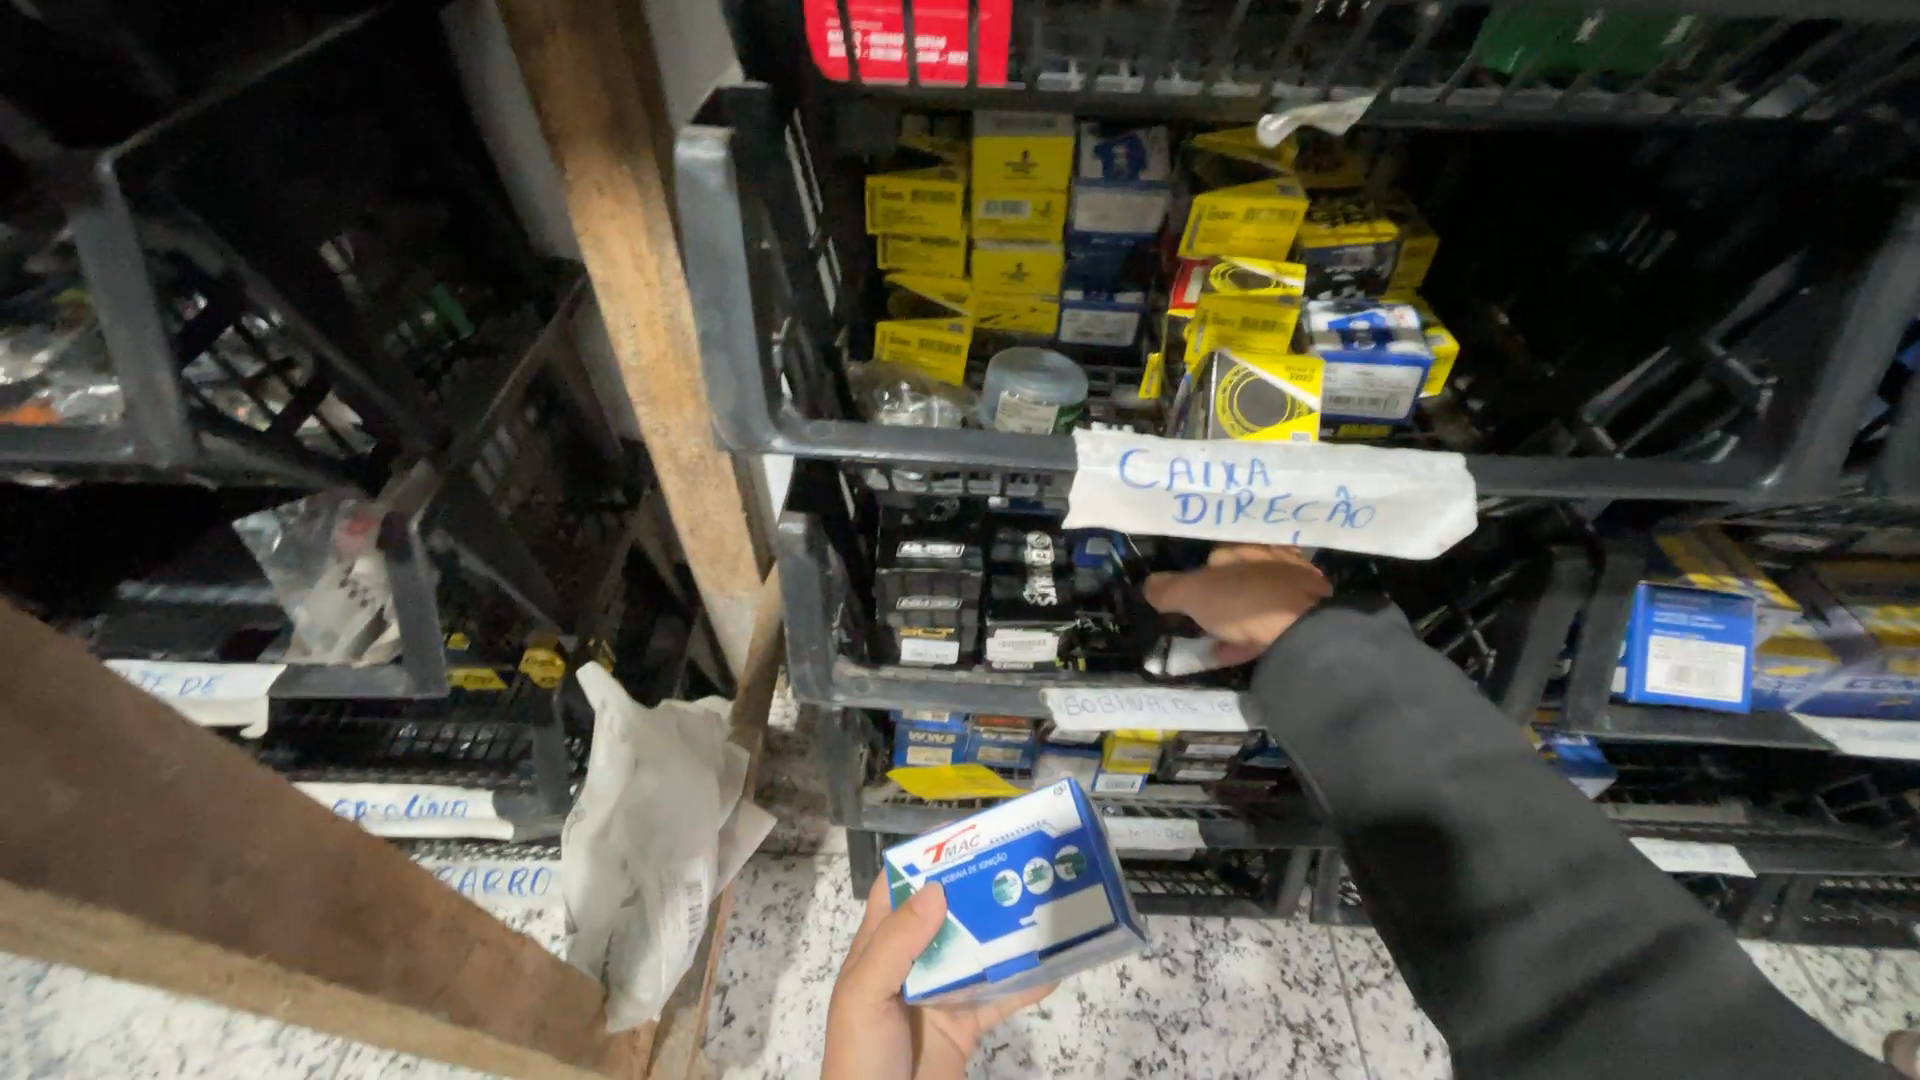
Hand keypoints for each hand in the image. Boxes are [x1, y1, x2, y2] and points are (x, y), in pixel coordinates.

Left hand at [822, 875, 1054, 1079]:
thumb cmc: (861, 1060)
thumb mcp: (864, 997)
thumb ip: (896, 945)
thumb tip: (937, 890)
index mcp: (879, 948)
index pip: (899, 889)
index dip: (925, 860)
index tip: (963, 835)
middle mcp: (912, 962)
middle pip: (947, 913)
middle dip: (977, 887)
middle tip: (1016, 860)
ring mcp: (941, 993)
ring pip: (978, 949)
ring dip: (1006, 928)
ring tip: (1041, 900)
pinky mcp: (966, 1024)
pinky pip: (1000, 996)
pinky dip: (1026, 982)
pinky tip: (1053, 966)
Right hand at [1143, 544, 1331, 667]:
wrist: (1306, 634)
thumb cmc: (1243, 602)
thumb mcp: (1192, 594)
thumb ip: (1165, 588)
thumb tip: (1149, 586)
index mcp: (1247, 542)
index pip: (1213, 553)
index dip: (1195, 575)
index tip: (1185, 598)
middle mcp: (1276, 556)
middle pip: (1235, 576)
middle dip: (1217, 595)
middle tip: (1200, 618)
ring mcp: (1297, 585)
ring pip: (1255, 599)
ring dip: (1235, 617)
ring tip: (1215, 639)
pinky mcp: (1310, 614)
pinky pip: (1271, 623)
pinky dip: (1251, 635)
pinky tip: (1236, 651)